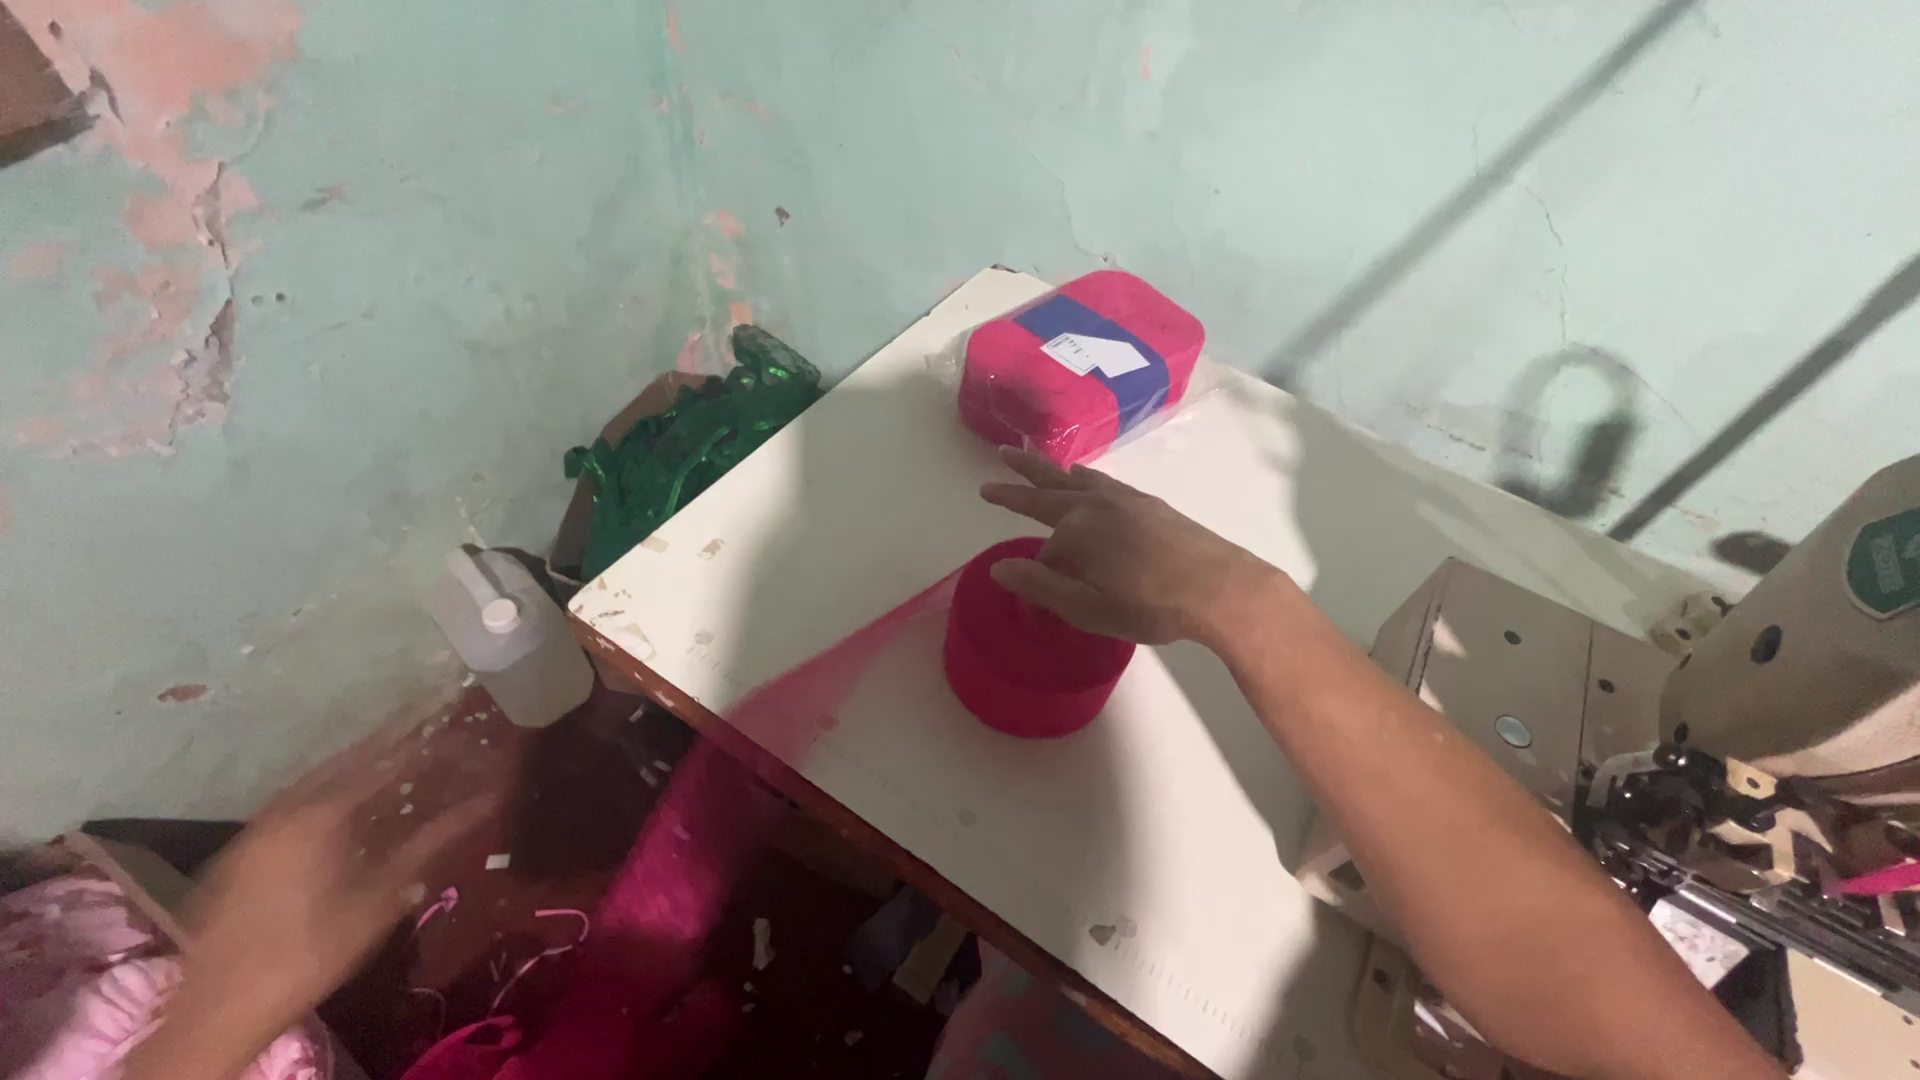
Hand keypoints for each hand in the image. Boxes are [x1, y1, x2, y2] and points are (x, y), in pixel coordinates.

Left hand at [126, 725, 492, 1079]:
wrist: (218, 1014)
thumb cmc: (313, 950)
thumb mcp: (382, 897)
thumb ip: (432, 841)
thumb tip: (487, 801)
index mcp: (317, 816)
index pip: (379, 761)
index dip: (417, 739)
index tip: (447, 716)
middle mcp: (280, 813)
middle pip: (341, 762)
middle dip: (384, 740)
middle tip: (422, 718)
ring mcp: (252, 834)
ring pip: (311, 782)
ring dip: (352, 764)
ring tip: (390, 751)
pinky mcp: (237, 858)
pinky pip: (291, 805)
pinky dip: (325, 791)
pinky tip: (343, 802)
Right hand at [978, 446, 1292, 645]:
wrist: (1220, 588)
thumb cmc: (1151, 606)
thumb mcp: (1089, 609)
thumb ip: (1041, 587)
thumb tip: (997, 567)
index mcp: (1076, 531)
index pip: (1044, 553)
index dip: (1042, 577)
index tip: (1047, 601)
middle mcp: (1094, 505)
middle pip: (1047, 489)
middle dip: (1018, 479)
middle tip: (996, 459)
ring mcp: (1123, 499)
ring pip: (1074, 479)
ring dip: (1047, 469)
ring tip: (1028, 456)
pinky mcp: (1147, 503)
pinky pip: (1102, 481)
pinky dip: (1083, 476)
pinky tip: (1081, 476)